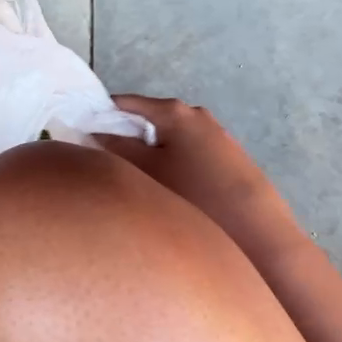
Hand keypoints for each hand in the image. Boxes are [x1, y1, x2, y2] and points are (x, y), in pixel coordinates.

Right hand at [96, 96, 308, 264]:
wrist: (262, 237)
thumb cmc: (196, 196)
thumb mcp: (147, 172)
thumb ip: (115, 148)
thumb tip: (93, 132)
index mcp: (175, 111)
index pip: (125, 104)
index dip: (100, 118)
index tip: (79, 139)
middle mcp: (197, 117)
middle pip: (148, 124)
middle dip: (124, 143)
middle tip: (103, 171)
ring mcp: (217, 141)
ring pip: (168, 146)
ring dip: (150, 162)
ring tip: (135, 191)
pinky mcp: (229, 166)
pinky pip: (188, 161)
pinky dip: (172, 173)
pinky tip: (168, 200)